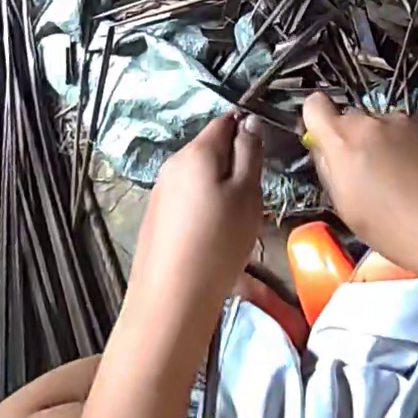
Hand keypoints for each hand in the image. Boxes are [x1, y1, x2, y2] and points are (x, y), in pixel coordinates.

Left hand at [125, 112, 263, 333]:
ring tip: (233, 220)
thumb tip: (249, 120)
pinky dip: (203, 205)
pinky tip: (211, 234)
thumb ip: (249, 151)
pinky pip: (186, 196)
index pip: (224, 121)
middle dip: (233, 162)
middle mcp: (173, 162)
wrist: (172, 297)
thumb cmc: (219, 240)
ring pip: (198, 173)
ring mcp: (160, 188)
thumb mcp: (247, 193)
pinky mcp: (155, 214)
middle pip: (210, 148)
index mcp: (197, 151)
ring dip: (218, 185)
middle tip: (251, 195)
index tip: (262, 156)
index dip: (246, 130)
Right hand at [301, 93, 417, 270]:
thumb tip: (324, 149)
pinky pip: (409, 130)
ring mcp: (402, 121)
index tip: (326, 137)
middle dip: (355, 138)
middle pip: (351, 118)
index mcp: (342, 140)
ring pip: (382, 125)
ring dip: (385, 142)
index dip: (318, 118)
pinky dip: (411, 145)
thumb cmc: (391, 228)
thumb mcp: (344, 206)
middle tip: (369, 170)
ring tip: (402, 177)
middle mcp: (369, 122)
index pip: (315, 105)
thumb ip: (328, 168)